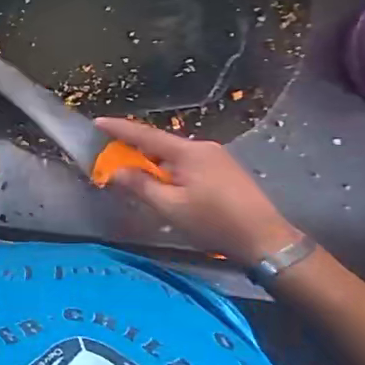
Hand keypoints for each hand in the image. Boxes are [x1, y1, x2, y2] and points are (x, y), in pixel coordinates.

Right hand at [94, 118, 301, 261]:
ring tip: (136, 175)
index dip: (119, 128)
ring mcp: (218, 158)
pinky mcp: (226, 170)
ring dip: (153, 162)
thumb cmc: (214, 223)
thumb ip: (140, 185)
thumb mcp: (170, 207)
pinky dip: (170, 169)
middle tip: (112, 156)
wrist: (267, 242)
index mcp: (188, 152)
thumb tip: (116, 171)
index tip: (97, 122)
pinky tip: (165, 183)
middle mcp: (203, 147)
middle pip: (160, 144)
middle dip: (135, 149)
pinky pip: (188, 162)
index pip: (145, 135)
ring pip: (174, 155)